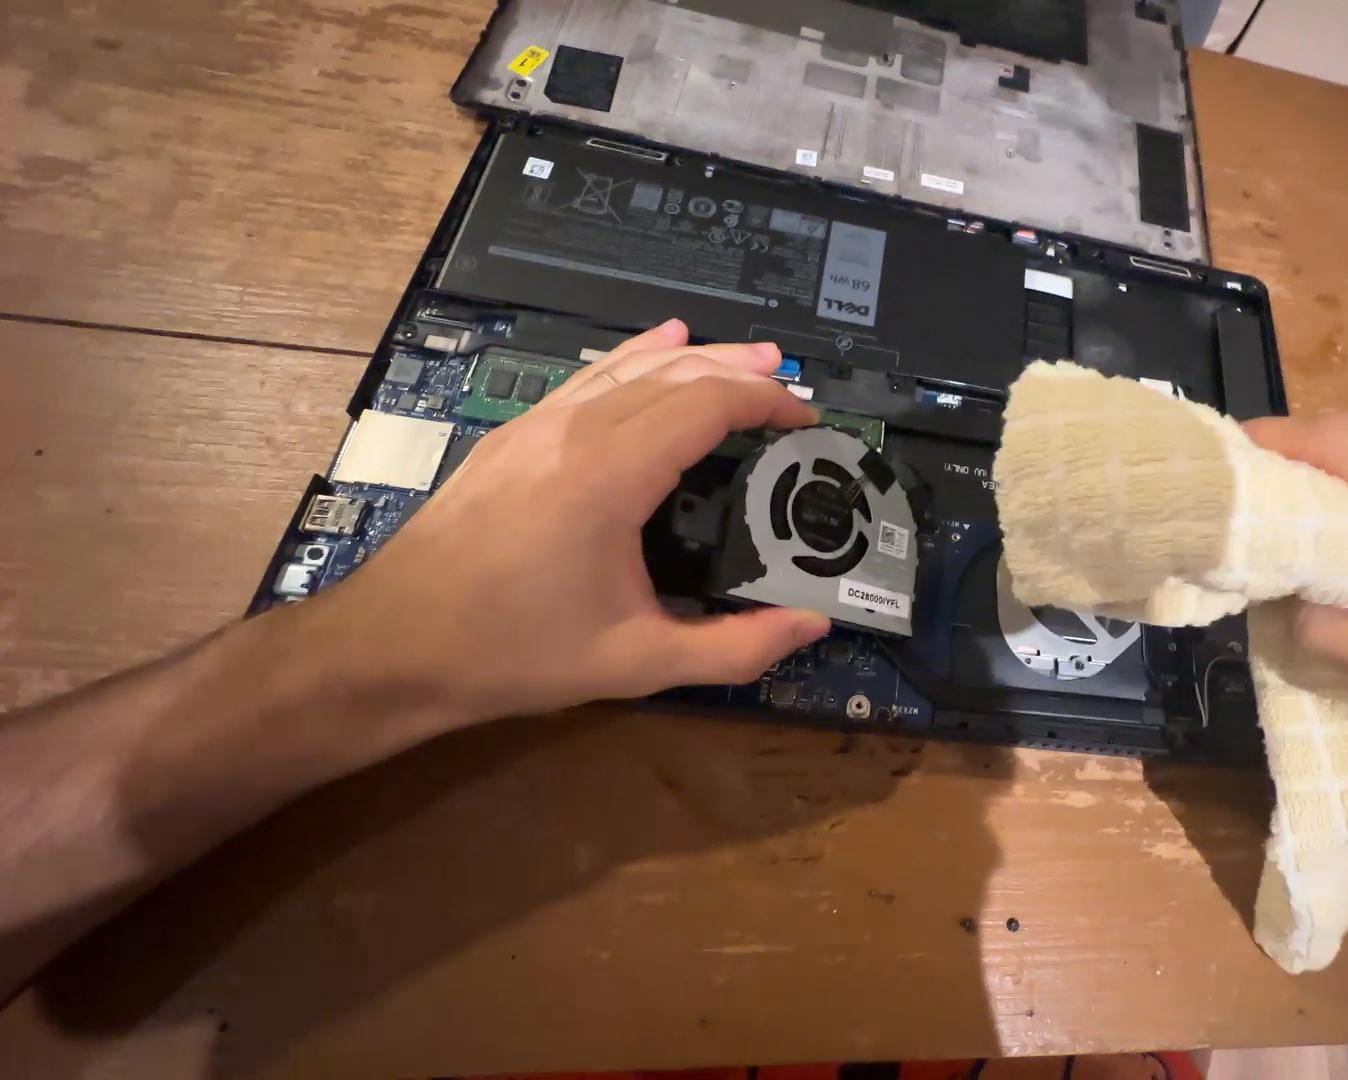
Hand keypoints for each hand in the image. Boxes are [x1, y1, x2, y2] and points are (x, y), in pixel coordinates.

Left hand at [303, 319, 829, 732]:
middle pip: (676, 372)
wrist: (388, 647)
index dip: (765, 402)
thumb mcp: (638, 663)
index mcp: (609, 476)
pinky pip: (592, 376)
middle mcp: (573, 431)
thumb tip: (813, 626)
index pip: (705, 404)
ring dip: (699, 357)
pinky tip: (660, 342)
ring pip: (633, 364)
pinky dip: (638, 354)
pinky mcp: (516, 433)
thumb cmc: (514, 652)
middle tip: (791, 387)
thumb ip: (737, 648)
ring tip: (750, 359)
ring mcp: (538, 425)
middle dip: (742, 371)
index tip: (805, 419)